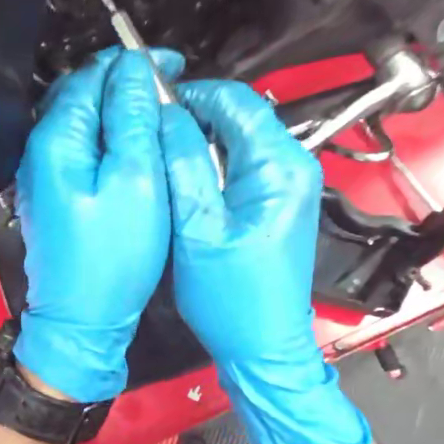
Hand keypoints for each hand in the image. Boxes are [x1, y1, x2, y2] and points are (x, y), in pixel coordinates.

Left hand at [12, 49, 182, 401]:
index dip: (136, 63)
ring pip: (87, 122)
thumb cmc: (111, 260)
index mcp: (57, 139)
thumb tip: (135, 72)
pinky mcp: (58, 196)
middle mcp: (42, 150)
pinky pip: (86, 150)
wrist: (82, 320)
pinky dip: (113, 140)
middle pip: (86, 93)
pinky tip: (138, 149)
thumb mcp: (136, 181)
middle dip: (128, 82)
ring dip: (122, 111)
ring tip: (159, 113)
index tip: (171, 64)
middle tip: (170, 86)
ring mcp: (47, 174)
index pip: (95, 75)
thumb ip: (135, 120)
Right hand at [159, 81, 371, 443]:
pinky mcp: (276, 204)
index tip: (151, 107)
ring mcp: (287, 186)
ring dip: (198, 145)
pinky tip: (186, 187)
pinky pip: (239, 168)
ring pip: (235, 141)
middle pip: (237, 117)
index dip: (189, 95)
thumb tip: (165, 114)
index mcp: (279, 166)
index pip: (234, 99)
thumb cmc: (235, 301)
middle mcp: (292, 168)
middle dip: (191, 120)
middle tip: (150, 139)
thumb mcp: (197, 228)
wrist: (264, 347)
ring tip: (163, 163)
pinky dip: (210, 168)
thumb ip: (182, 163)